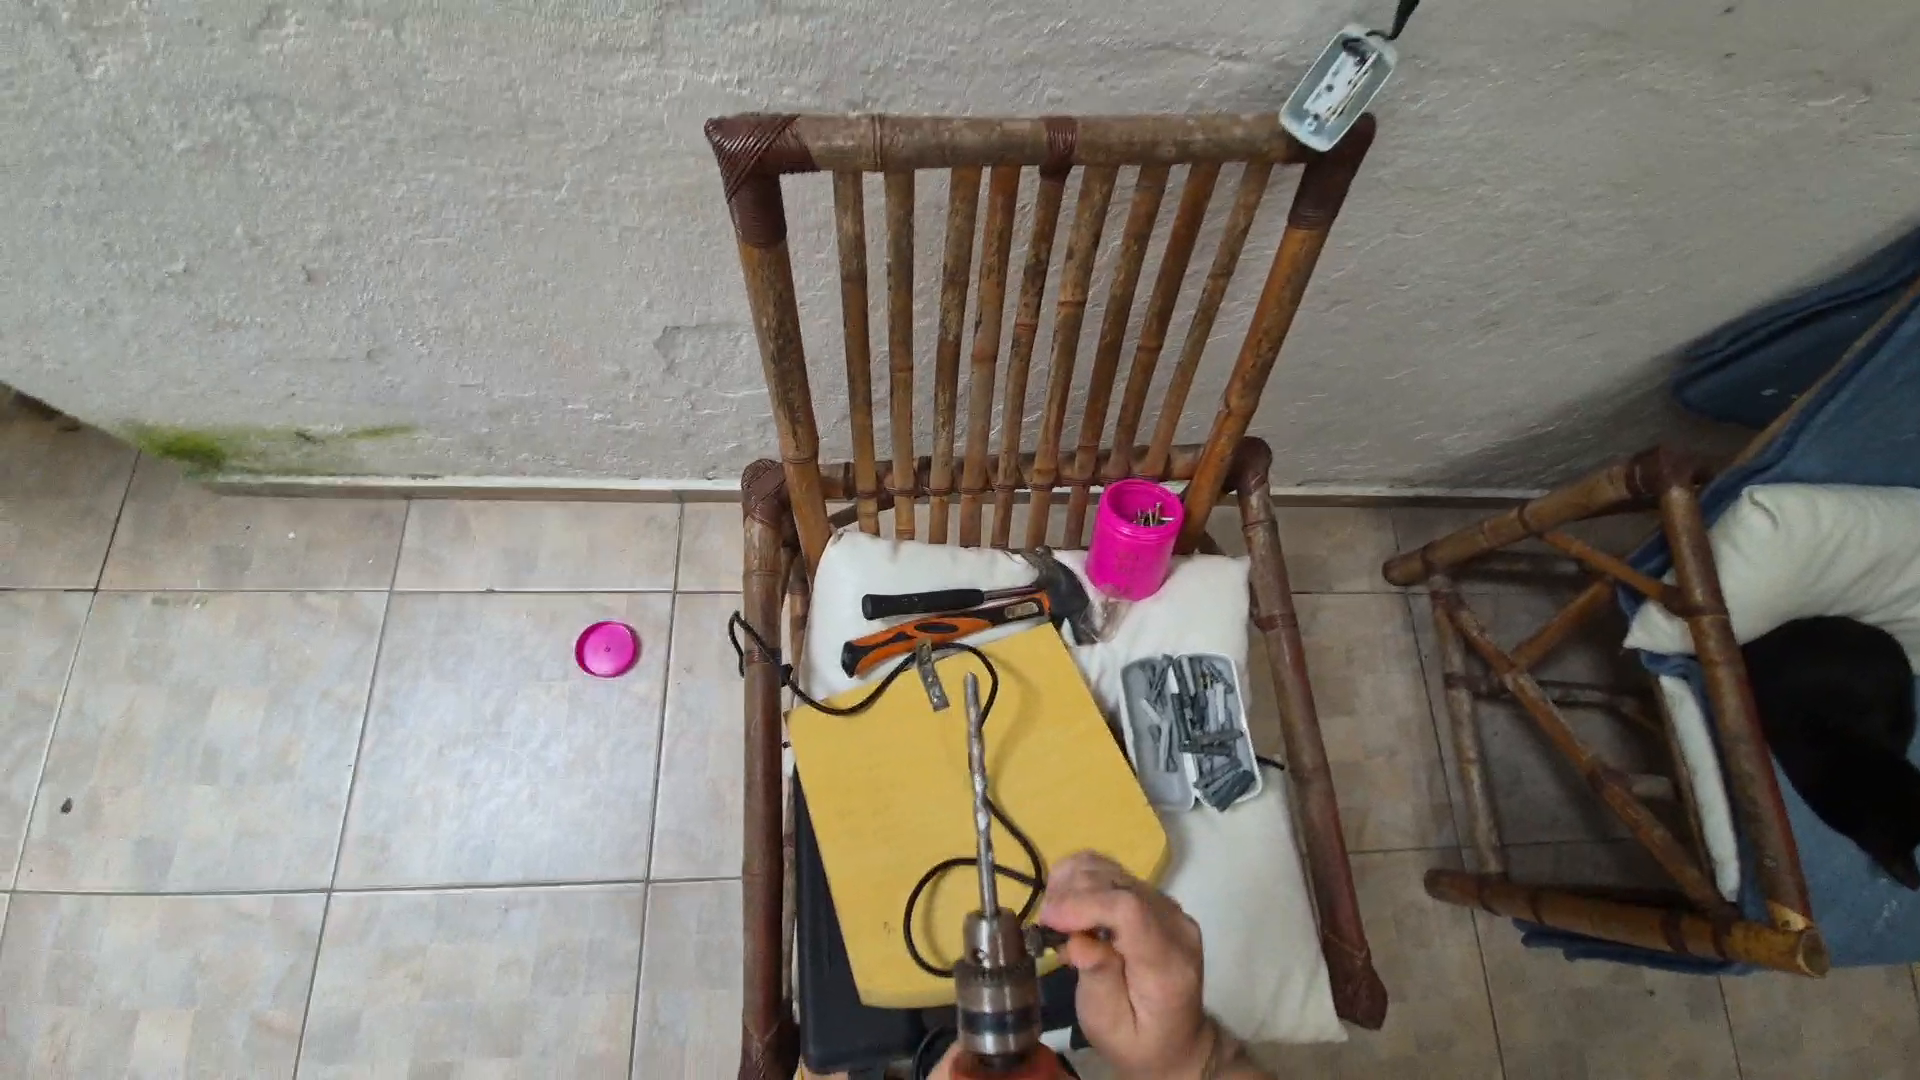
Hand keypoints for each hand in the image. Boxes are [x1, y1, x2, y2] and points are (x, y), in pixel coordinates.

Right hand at [1037, 851, 1215, 1079]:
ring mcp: (1166, 905)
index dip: (1083, 904)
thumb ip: (1098, 981)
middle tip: (1046, 924)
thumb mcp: (1111, 1028)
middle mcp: (1173, 924)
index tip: (1048, 919)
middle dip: (1071, 894)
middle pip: (1116, 883)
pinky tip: (1069, 902)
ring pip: (1111, 868)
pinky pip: (1112, 869)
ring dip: (1073, 883)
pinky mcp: (1154, 897)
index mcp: (1168, 963)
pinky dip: (1082, 876)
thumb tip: (1076, 940)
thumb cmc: (1139, 1042)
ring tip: (1056, 914)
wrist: (1176, 1041)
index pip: (1129, 910)